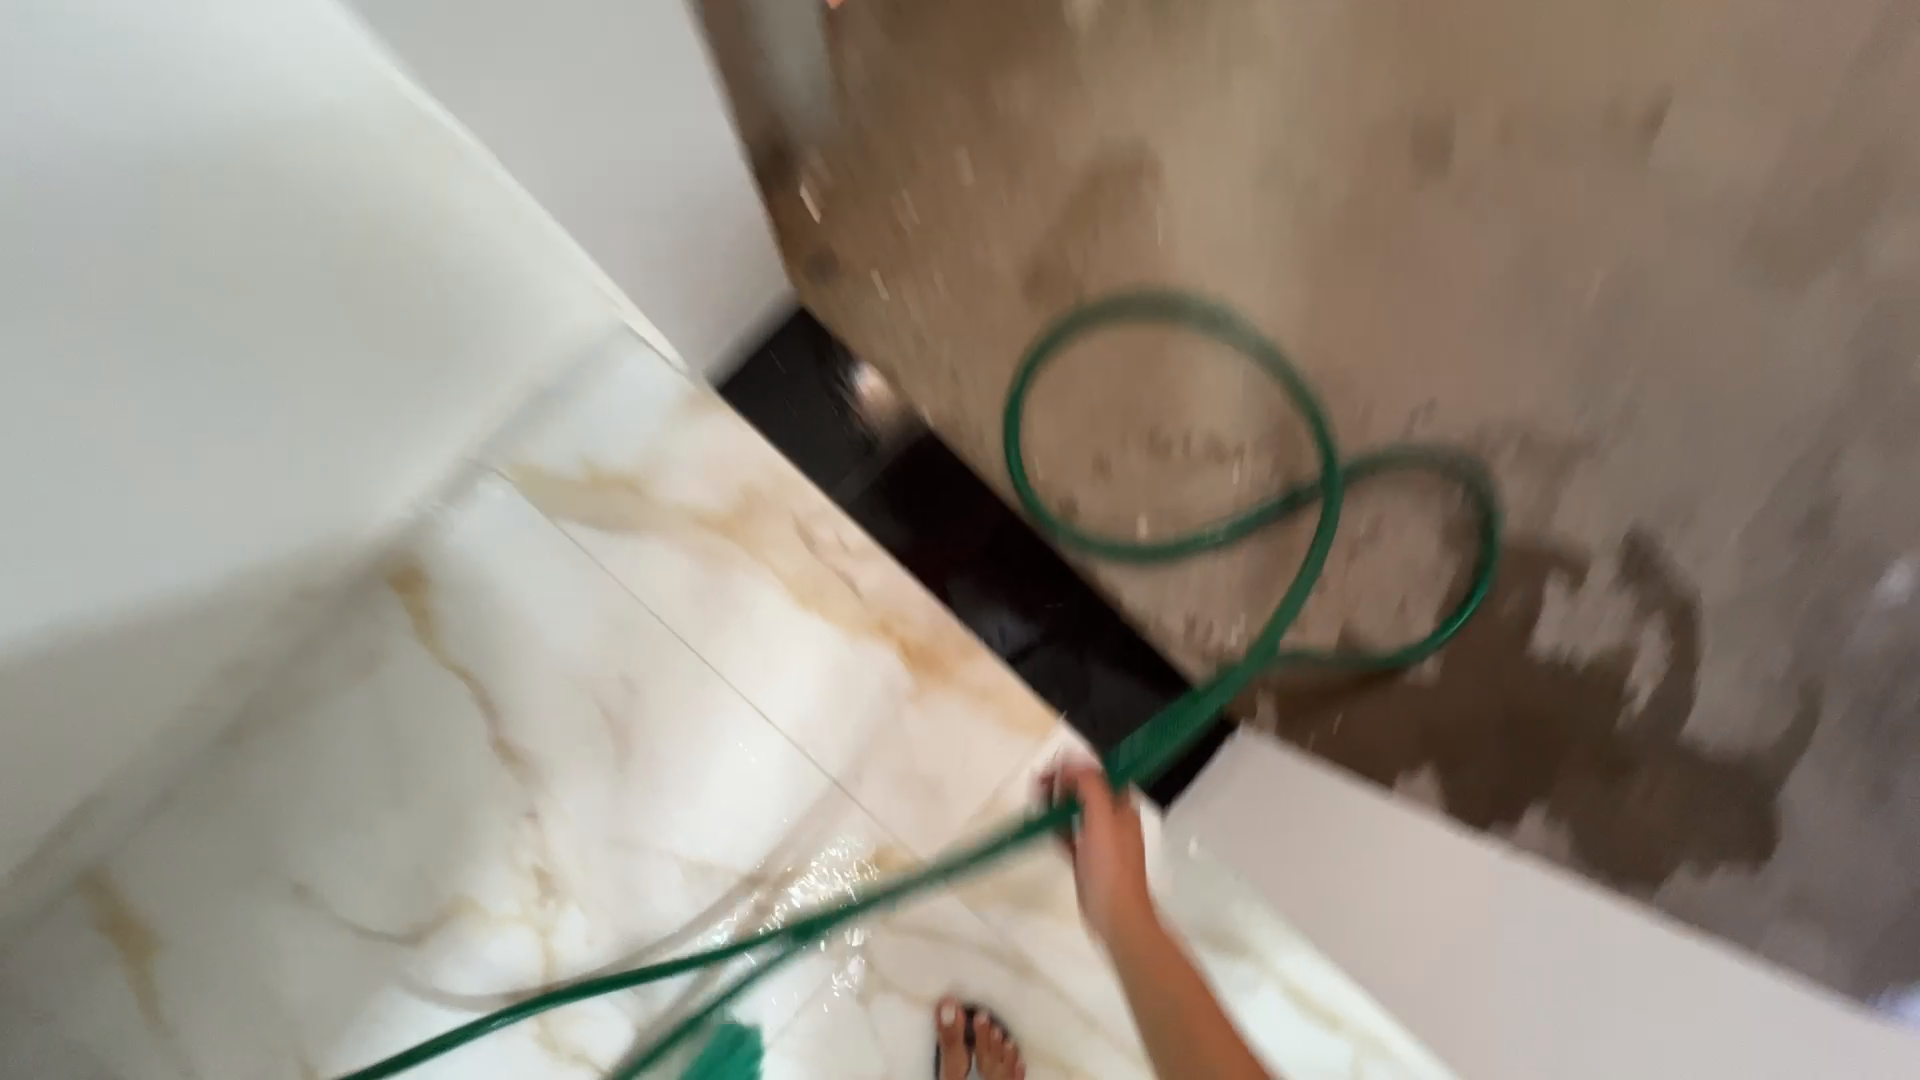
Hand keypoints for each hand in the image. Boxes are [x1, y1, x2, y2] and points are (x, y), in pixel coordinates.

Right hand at [1036, 755, 1154, 943]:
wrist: (1117, 917)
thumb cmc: (1111, 867)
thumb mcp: (1102, 819)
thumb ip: (1090, 786)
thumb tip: (1072, 762)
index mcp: (1121, 806)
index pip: (1100, 773)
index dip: (1078, 766)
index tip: (1054, 769)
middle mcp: (1112, 818)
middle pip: (1084, 790)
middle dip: (1062, 783)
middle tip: (1039, 783)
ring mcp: (1099, 839)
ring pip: (1074, 811)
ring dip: (1056, 803)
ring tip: (1037, 800)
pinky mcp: (1086, 858)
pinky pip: (1069, 834)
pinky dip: (1057, 829)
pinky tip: (1046, 829)